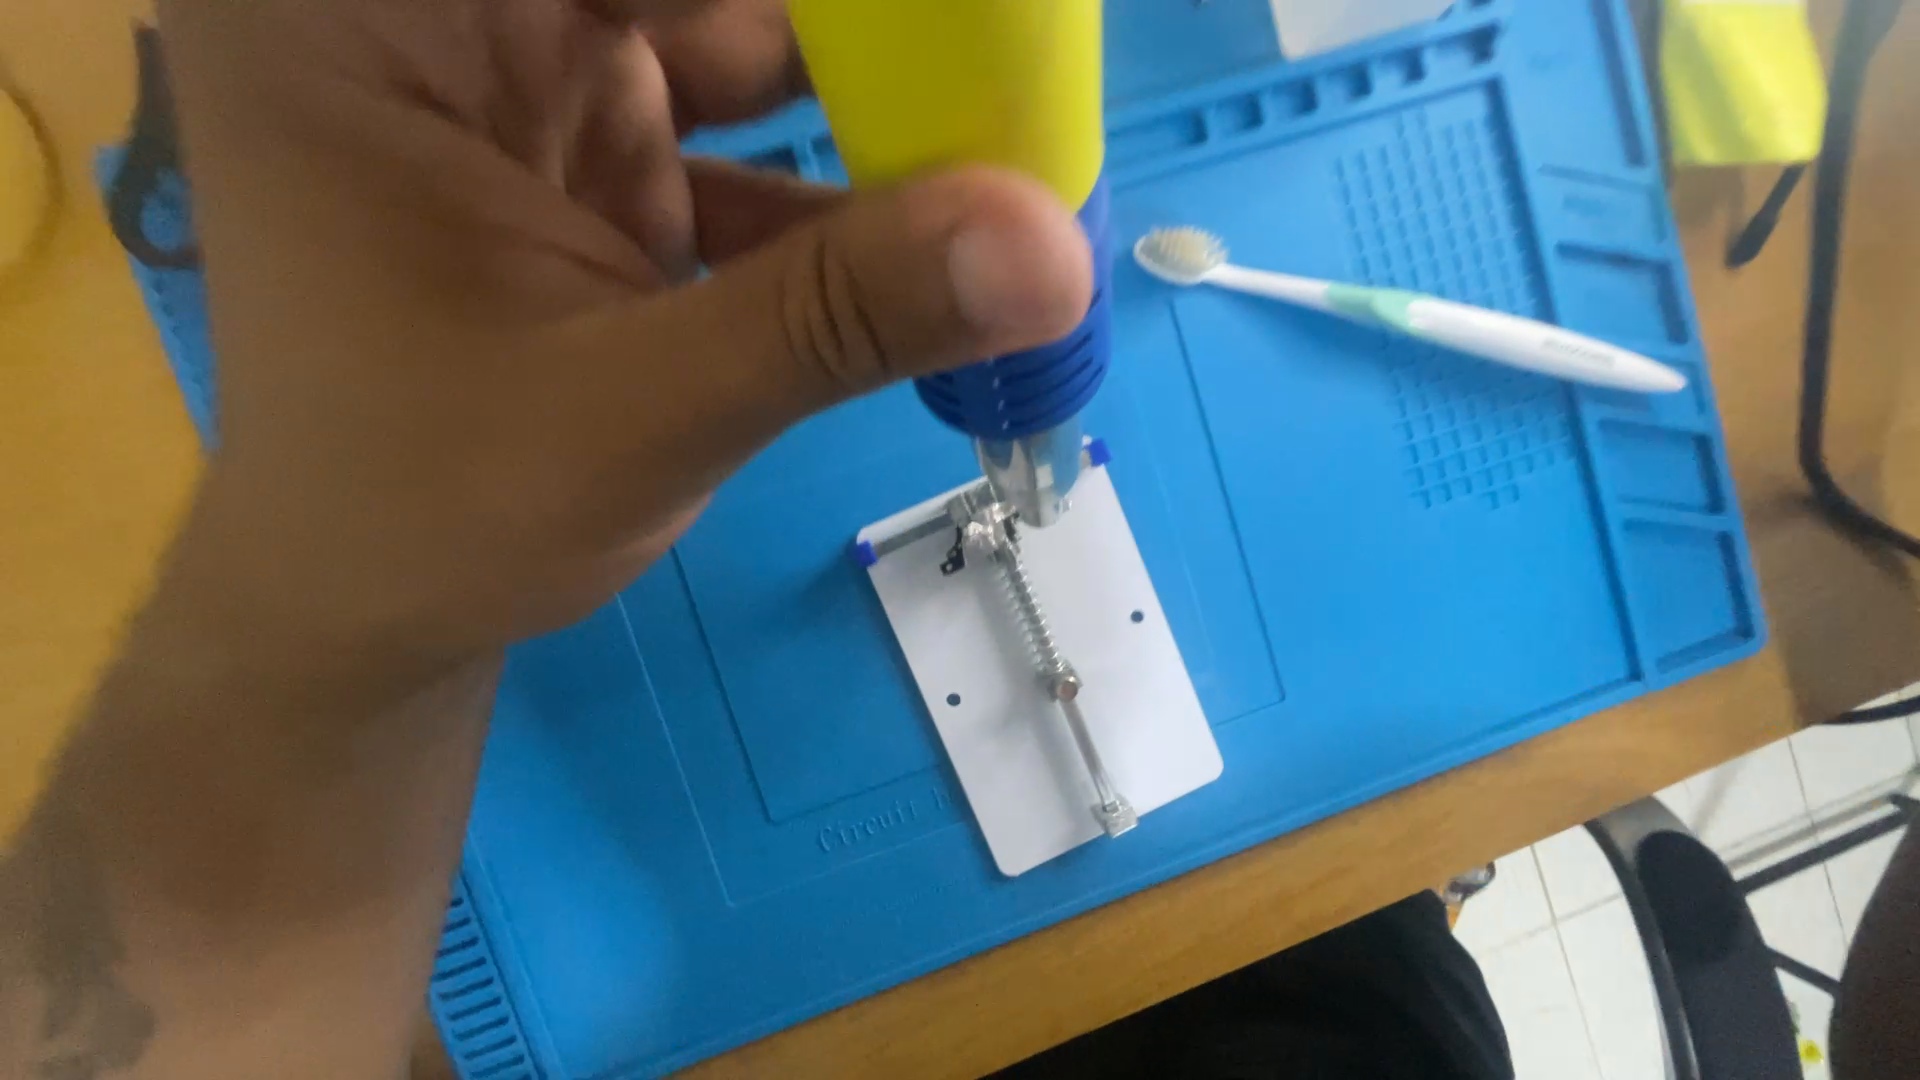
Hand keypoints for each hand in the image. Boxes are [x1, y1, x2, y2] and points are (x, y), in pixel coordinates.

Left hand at [156, 0, 1092, 684]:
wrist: (379, 614)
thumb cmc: (445, 515)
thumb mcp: (650, 408)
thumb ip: (844, 316)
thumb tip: (1056, 255)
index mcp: (371, 10)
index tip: (969, 27)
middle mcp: (449, 19)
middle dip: (860, 34)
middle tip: (1005, 65)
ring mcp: (535, 96)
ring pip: (731, 43)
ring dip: (865, 103)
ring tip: (995, 140)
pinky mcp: (601, 176)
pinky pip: (741, 151)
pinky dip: (835, 198)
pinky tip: (925, 239)